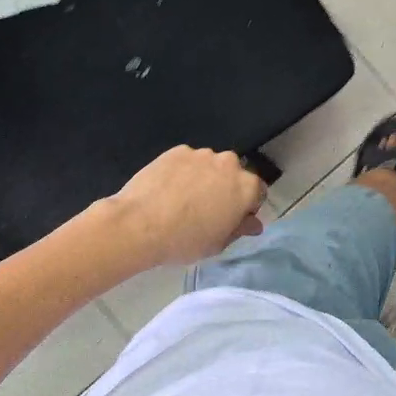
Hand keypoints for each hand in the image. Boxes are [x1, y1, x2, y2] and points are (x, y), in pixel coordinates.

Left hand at [106, 146, 265, 269]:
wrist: (138, 225)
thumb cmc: (184, 241)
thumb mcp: (217, 244)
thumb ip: (240, 229)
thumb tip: (254, 223)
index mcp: (247, 187)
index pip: (258, 192)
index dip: (246, 207)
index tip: (229, 219)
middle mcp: (230, 163)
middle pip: (234, 175)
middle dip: (225, 188)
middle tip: (205, 209)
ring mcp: (202, 154)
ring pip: (209, 166)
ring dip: (203, 178)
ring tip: (181, 198)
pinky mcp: (178, 150)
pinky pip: (186, 161)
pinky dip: (181, 172)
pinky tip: (166, 189)